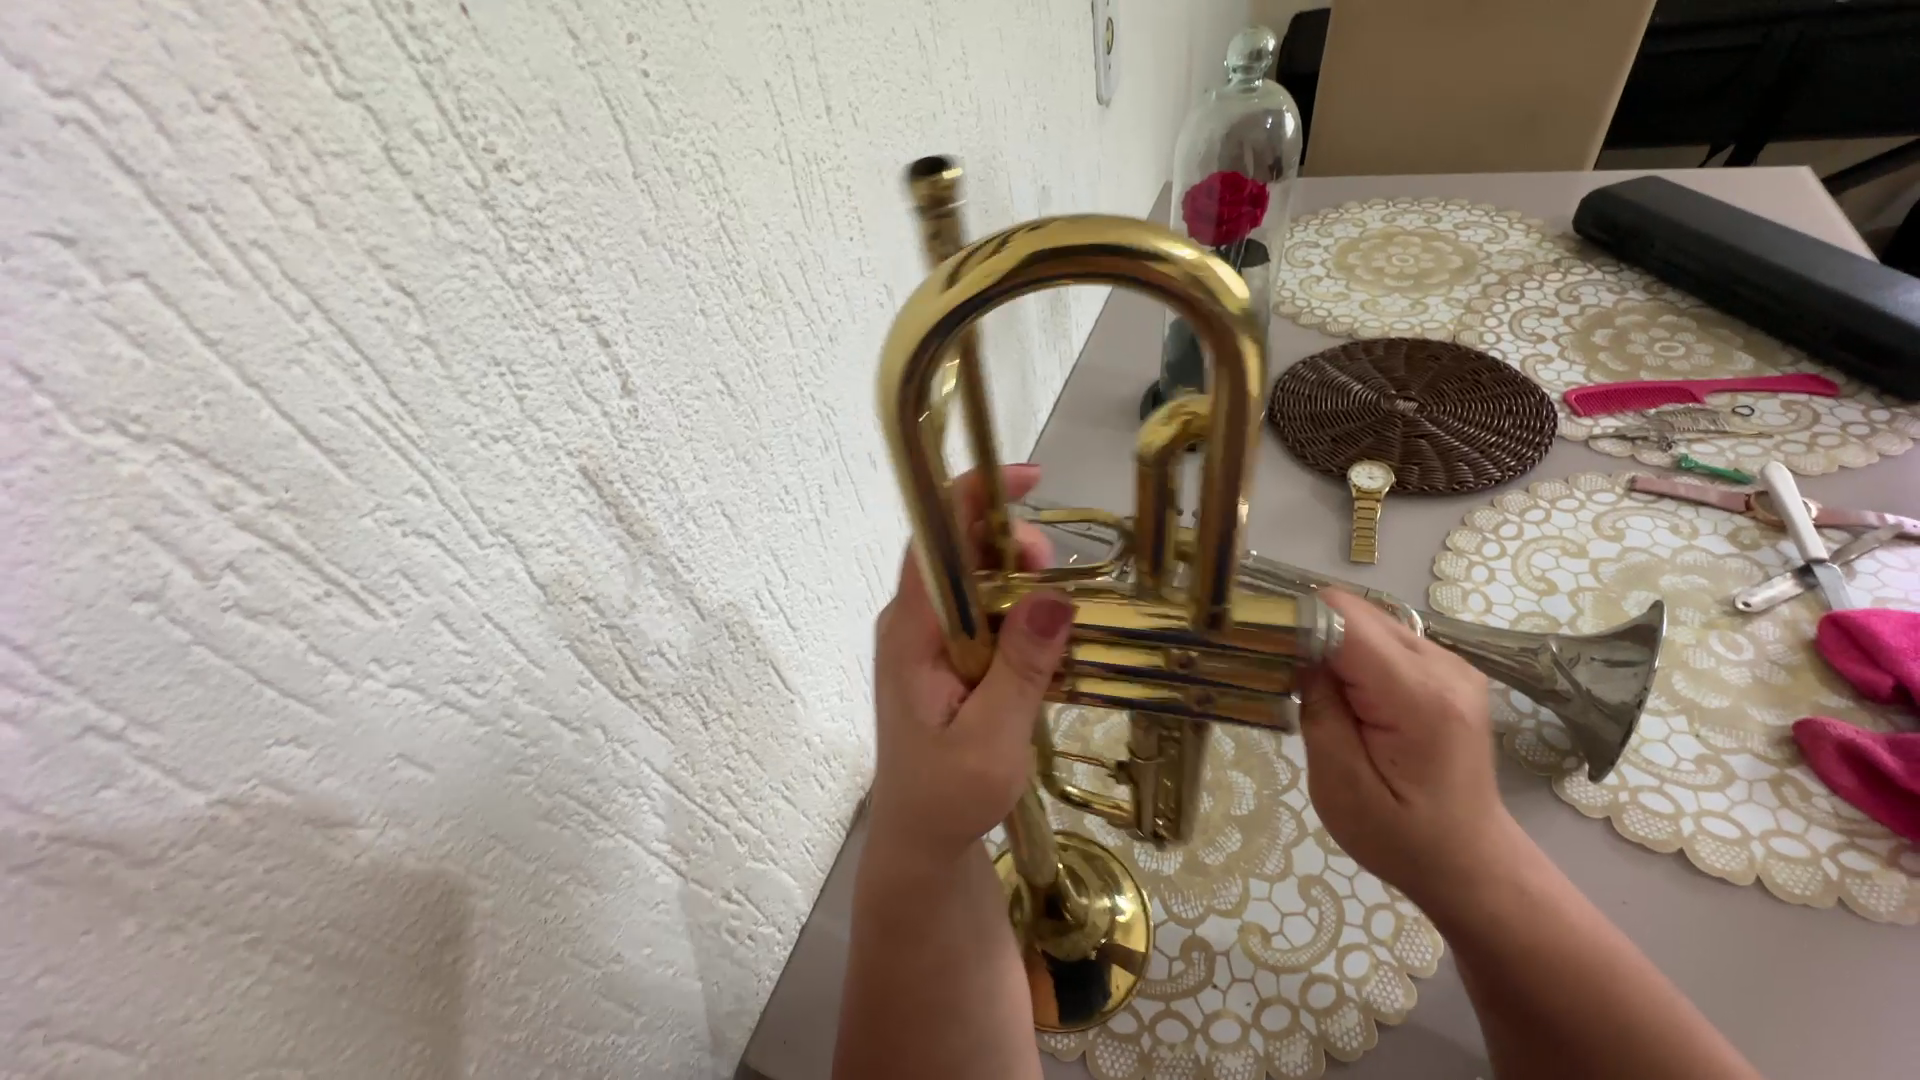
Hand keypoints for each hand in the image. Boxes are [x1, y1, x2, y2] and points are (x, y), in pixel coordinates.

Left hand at [869, 465, 1073, 863]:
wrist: (920, 838)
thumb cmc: (947, 796)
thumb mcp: (991, 741)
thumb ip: (1021, 670)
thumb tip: (1054, 597)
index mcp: (911, 633)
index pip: (934, 540)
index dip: (976, 496)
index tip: (1032, 479)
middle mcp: (912, 623)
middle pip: (959, 551)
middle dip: (1013, 545)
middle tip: (1058, 578)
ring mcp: (927, 639)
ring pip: (975, 581)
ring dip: (1020, 581)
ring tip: (1057, 617)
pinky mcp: (945, 657)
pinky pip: (982, 613)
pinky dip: (1017, 611)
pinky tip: (1044, 639)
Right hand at [1299, 590, 1518, 911]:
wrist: (1471, 863)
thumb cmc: (1401, 838)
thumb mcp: (1340, 786)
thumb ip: (1319, 711)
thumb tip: (1298, 653)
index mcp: (1419, 696)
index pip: (1344, 621)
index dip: (1294, 624)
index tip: (1258, 650)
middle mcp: (1443, 666)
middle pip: (1354, 612)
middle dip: (1308, 633)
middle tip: (1278, 675)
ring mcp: (1451, 664)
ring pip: (1366, 619)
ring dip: (1329, 644)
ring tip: (1309, 688)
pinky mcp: (1446, 670)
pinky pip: (1383, 638)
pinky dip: (1350, 654)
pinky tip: (1342, 694)